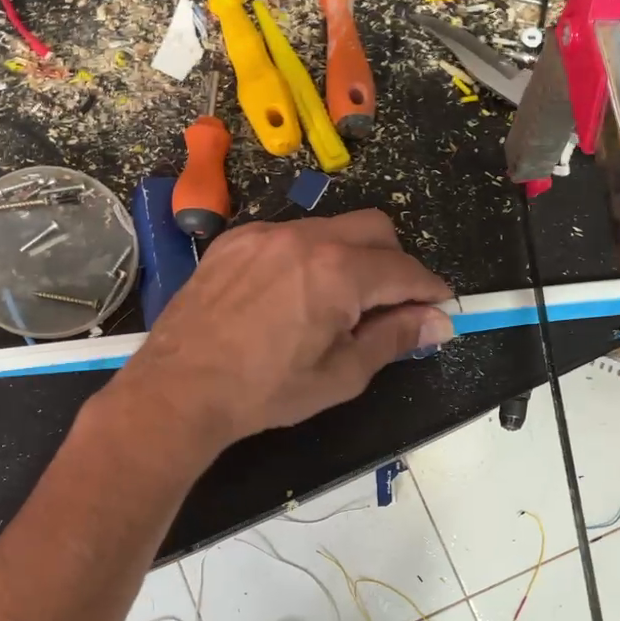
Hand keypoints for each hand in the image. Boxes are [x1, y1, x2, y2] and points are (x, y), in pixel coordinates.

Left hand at [101, 210, 453, 450]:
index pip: (404, 270)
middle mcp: (304, 238)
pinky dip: (306, 257)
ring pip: (330, 228)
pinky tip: (293, 296)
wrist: (178, 389)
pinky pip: (288, 235)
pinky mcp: (234, 241)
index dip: (430, 289)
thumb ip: (394, 339)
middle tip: (392, 305)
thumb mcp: (340, 375)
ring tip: (339, 304)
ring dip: (350, 257)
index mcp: (337, 272)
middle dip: (395, 262)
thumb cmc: (264, 392)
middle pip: (374, 229)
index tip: (441, 306)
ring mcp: (264, 234)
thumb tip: (436, 322)